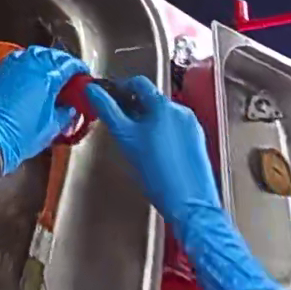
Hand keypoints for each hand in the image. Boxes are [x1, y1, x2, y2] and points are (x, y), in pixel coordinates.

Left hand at [0, 47, 87, 174]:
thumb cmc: (21, 135)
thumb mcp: (52, 127)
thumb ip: (65, 113)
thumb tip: (70, 108)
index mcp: (49, 76)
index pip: (70, 64)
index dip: (79, 70)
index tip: (83, 76)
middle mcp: (33, 64)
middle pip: (54, 55)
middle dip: (64, 63)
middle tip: (69, 76)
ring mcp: (16, 64)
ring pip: (37, 53)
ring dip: (47, 60)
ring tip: (52, 73)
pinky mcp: (3, 68)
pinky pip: (22, 58)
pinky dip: (30, 62)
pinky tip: (32, 73)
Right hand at [82, 76, 218, 224]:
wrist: (191, 206)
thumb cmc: (159, 175)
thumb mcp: (126, 140)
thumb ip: (108, 111)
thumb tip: (93, 91)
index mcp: (163, 105)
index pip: (139, 83)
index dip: (122, 87)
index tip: (111, 96)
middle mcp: (180, 110)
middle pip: (151, 99)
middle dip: (134, 107)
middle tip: (120, 122)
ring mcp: (191, 126)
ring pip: (164, 115)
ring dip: (149, 121)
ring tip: (137, 142)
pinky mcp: (198, 142)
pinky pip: (176, 129)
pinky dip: (163, 134)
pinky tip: (156, 153)